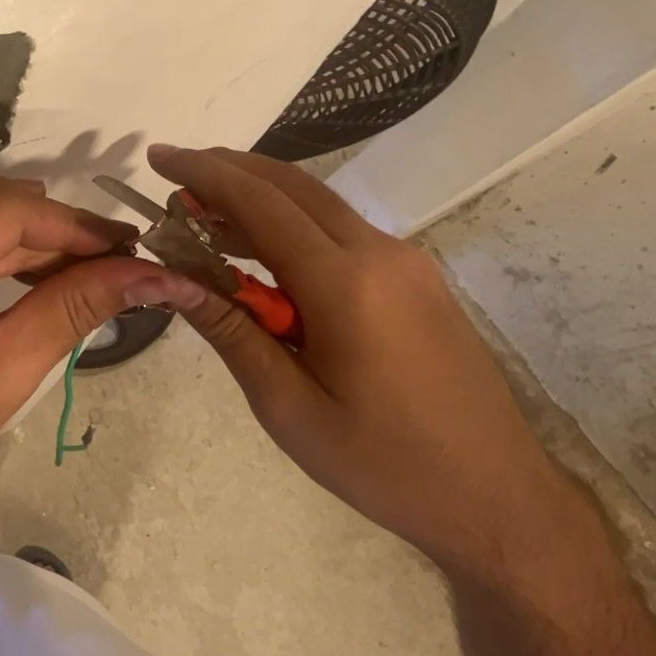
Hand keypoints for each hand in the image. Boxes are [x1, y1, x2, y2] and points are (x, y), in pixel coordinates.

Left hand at [0, 175, 209, 537]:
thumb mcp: (3, 372)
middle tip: (115, 260)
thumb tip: (155, 274)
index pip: (2, 211)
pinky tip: (29, 263)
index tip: (131, 243)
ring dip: (22, 230)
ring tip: (82, 265)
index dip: (73, 224)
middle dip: (52, 229)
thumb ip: (74, 307)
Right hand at [147, 145, 588, 580]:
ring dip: (260, 199)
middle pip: (292, 186)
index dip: (204, 174)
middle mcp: (380, 253)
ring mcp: (407, 263)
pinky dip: (293, 225)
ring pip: (319, 205)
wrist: (497, 497)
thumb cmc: (381, 462)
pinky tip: (262, 254)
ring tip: (204, 215)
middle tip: (175, 176)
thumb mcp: (286, 406)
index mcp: (344, 282)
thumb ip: (230, 331)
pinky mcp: (418, 280)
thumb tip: (174, 280)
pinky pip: (343, 232)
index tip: (159, 157)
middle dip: (229, 171)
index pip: (260, 203)